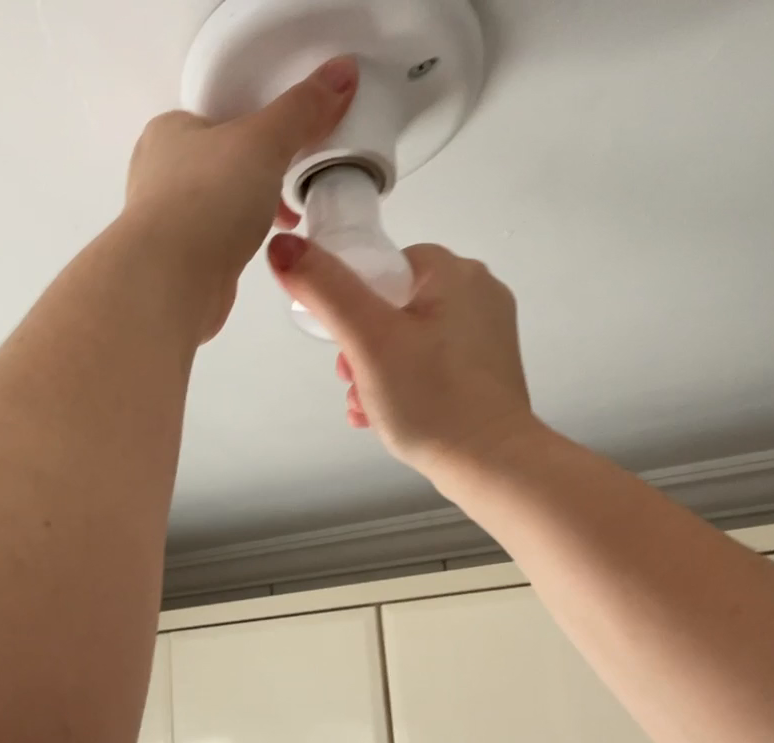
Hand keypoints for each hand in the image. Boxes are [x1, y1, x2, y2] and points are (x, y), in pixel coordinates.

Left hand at [122, 56, 357, 341]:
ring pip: (216, 207)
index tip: (284, 143)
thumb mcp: (265, 141)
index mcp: (168, 132)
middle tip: (287, 184)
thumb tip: (339, 75)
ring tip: (279, 222)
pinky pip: (214, 244)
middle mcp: (158, 175)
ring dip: (247, 213)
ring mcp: (164, 222)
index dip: (253, 128)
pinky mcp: (176, 262)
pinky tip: (254, 252)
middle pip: (219, 165)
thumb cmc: (203, 203)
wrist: (172, 282)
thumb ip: (302, 110)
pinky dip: (236, 245)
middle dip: (255, 176)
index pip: (216, 118)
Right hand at [266, 235, 536, 475]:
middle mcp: (480, 295)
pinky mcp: (488, 372)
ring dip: (375, 370)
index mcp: (455, 273)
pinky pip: (432, 365)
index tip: (342, 342)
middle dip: (360, 345)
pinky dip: (403, 384)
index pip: (386, 266)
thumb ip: (324, 288)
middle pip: (395, 305)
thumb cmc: (431, 397)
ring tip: (363, 405)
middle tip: (350, 380)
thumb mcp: (367, 339)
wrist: (490, 464)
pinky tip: (383, 415)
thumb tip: (283, 246)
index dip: (352, 300)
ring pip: (410, 339)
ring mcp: (488, 336)